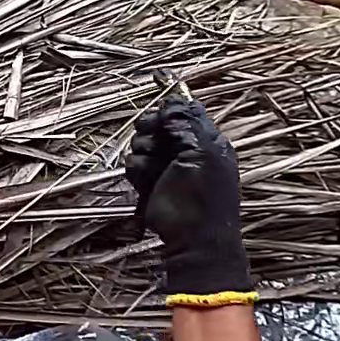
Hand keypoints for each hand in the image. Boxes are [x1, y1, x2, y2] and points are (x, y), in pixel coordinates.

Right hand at [126, 96, 249, 303]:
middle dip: (151, 132)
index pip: (183, 110)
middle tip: (153, 144)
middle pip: (157, 123)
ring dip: (144, 154)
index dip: (167, 109)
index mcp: (206, 140)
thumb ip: (188, 124)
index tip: (158, 114)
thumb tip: (174, 99)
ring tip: (155, 170)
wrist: (192, 241)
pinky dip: (138, 172)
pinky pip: (133, 163)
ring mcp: (166, 165)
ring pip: (141, 142)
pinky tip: (147, 182)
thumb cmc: (204, 199)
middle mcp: (185, 149)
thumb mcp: (203, 155)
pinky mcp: (149, 180)